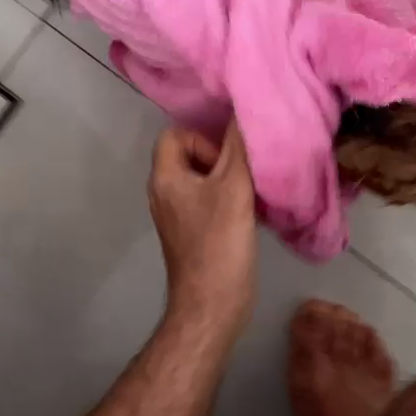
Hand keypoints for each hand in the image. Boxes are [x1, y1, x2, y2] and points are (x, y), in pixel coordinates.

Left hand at [148, 123, 257, 339]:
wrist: (211, 307)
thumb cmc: (219, 244)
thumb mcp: (234, 188)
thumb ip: (239, 146)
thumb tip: (241, 108)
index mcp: (165, 178)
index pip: (175, 134)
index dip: (202, 138)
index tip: (227, 159)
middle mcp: (164, 193)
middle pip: (189, 155)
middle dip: (220, 158)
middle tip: (244, 174)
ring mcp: (176, 215)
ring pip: (202, 179)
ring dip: (228, 180)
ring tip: (251, 192)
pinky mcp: (191, 233)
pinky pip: (207, 201)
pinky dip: (226, 200)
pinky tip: (250, 212)